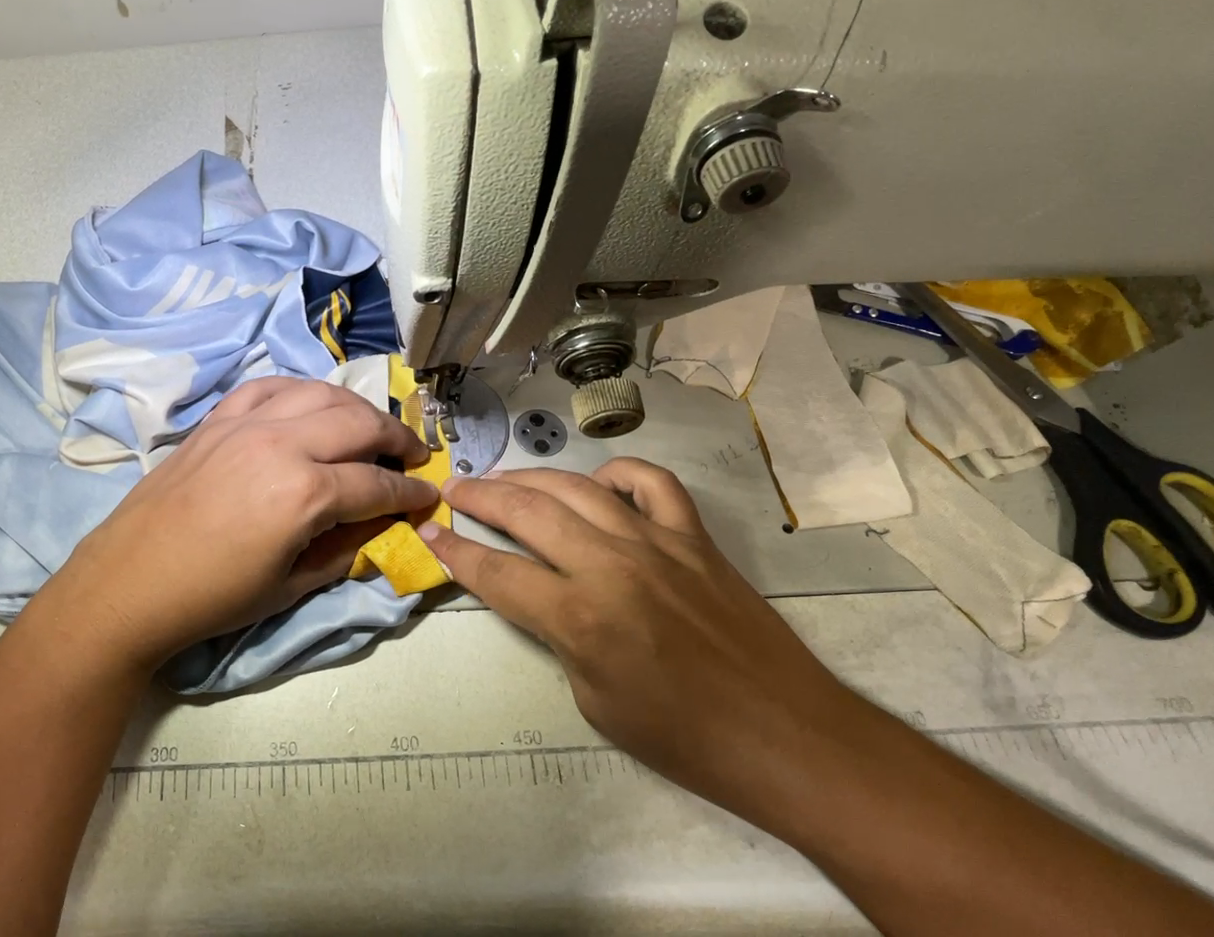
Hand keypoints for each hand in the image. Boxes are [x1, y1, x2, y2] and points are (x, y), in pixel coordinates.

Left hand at [42, 377, 437, 673]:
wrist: (132, 582)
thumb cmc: (213, 598)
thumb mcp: (291, 587)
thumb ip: (341, 550)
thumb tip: (373, 527)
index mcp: (305, 494)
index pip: (377, 483)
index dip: (410, 492)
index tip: (429, 494)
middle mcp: (282, 444)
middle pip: (359, 423)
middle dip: (397, 438)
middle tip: (414, 455)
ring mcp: (246, 424)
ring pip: (319, 394)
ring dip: (355, 408)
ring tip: (370, 427)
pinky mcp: (217, 420)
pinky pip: (269, 387)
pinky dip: (300, 392)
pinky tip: (310, 406)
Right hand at [420, 459, 867, 809]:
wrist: (785, 736)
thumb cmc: (682, 739)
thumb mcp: (593, 701)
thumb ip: (558, 636)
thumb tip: (540, 596)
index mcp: (579, 617)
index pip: (496, 571)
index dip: (454, 551)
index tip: (428, 532)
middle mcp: (611, 566)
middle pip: (527, 512)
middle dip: (480, 496)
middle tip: (454, 488)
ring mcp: (657, 543)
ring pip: (578, 488)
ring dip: (531, 478)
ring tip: (502, 477)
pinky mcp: (695, 537)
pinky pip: (651, 483)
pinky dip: (618, 474)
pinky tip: (597, 484)